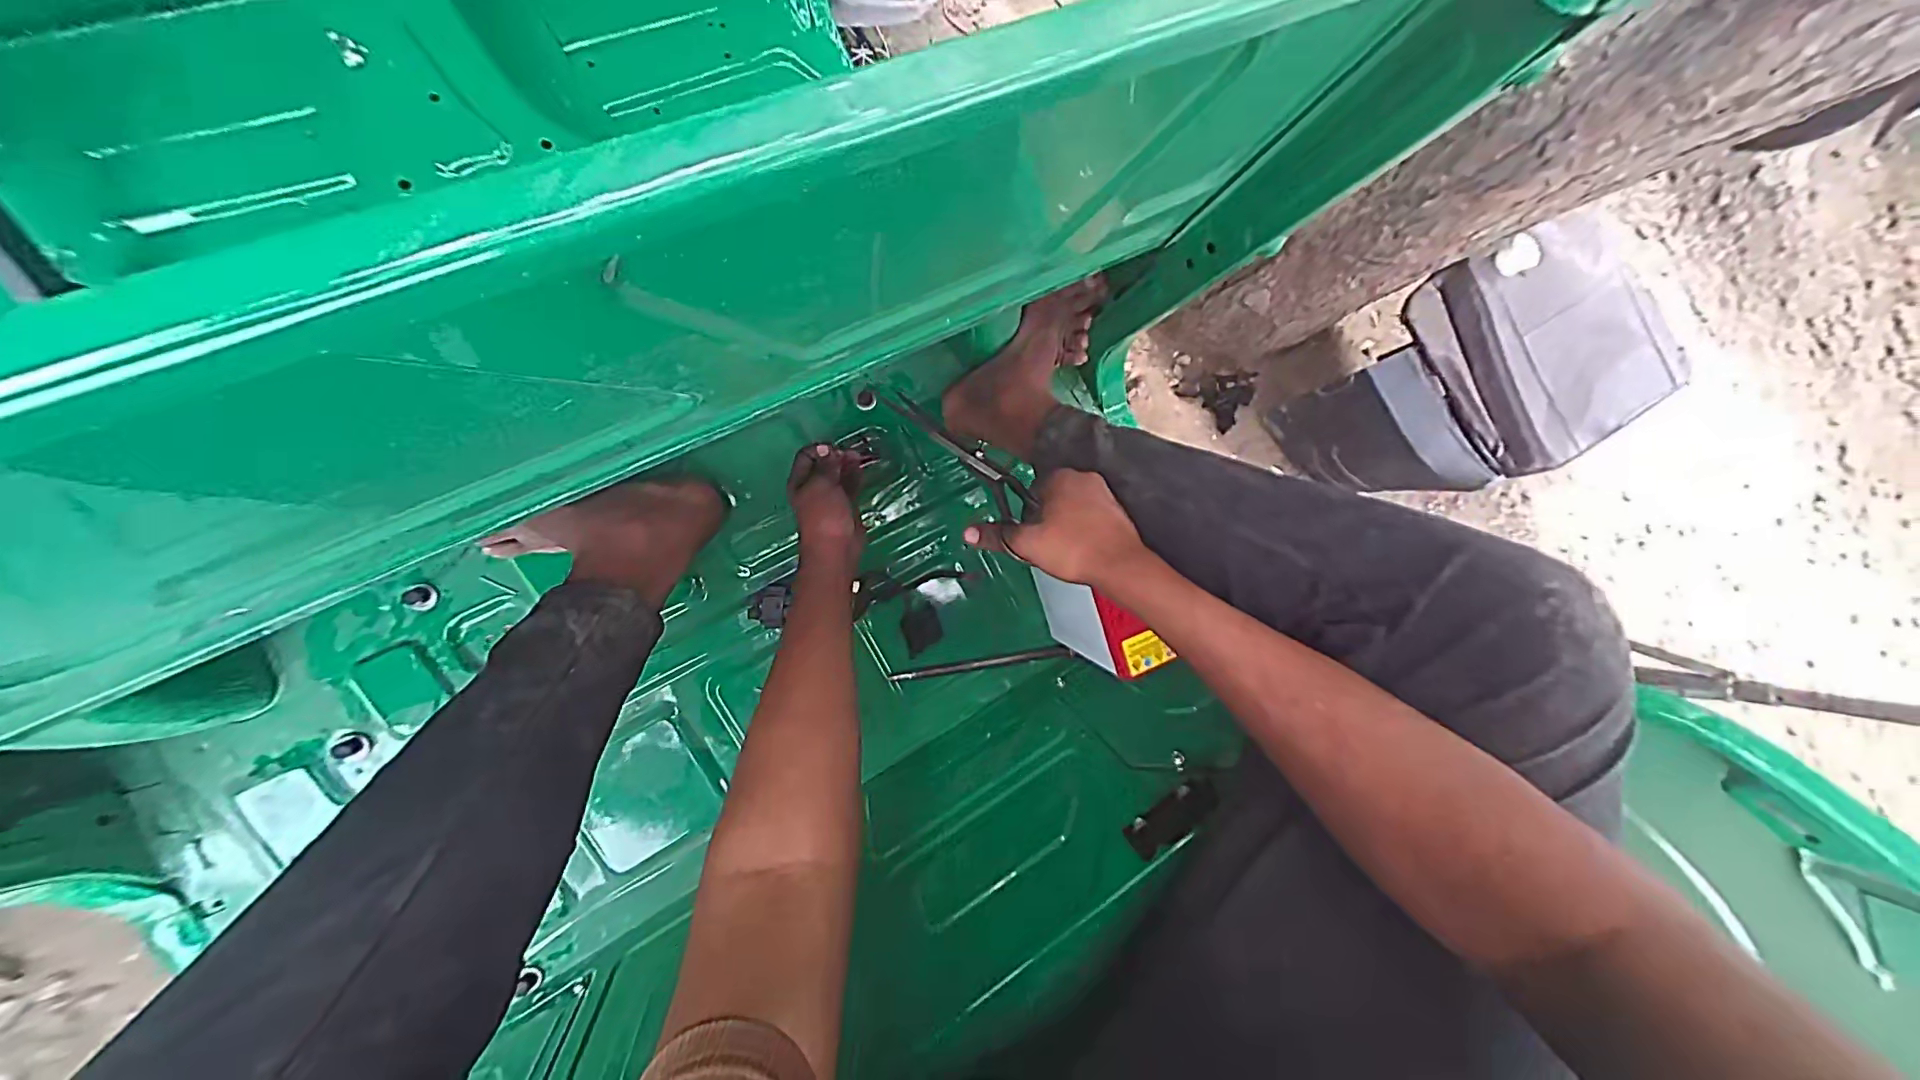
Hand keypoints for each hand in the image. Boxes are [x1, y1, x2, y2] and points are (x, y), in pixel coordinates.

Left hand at [788, 443, 863, 570]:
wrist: (836, 547)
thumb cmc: (824, 514)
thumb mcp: (822, 484)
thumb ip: (826, 465)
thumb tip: (829, 451)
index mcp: (800, 482)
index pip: (806, 457)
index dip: (820, 449)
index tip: (835, 448)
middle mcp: (813, 488)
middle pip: (823, 465)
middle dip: (836, 455)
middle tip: (851, 450)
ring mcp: (830, 498)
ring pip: (838, 476)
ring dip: (847, 464)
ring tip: (859, 455)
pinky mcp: (846, 507)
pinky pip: (850, 487)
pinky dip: (855, 477)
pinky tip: (862, 469)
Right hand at [963, 468, 1147, 586]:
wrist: (1121, 567)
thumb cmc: (1074, 550)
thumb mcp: (1027, 544)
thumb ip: (997, 535)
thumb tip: (969, 532)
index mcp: (1060, 477)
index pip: (1031, 489)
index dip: (1027, 514)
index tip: (1030, 533)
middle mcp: (1084, 477)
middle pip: (1052, 497)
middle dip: (1046, 518)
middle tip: (1046, 544)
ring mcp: (1104, 493)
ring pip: (1073, 507)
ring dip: (1066, 524)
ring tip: (1065, 549)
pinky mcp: (1118, 510)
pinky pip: (1092, 516)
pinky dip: (1085, 530)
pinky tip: (1082, 548)